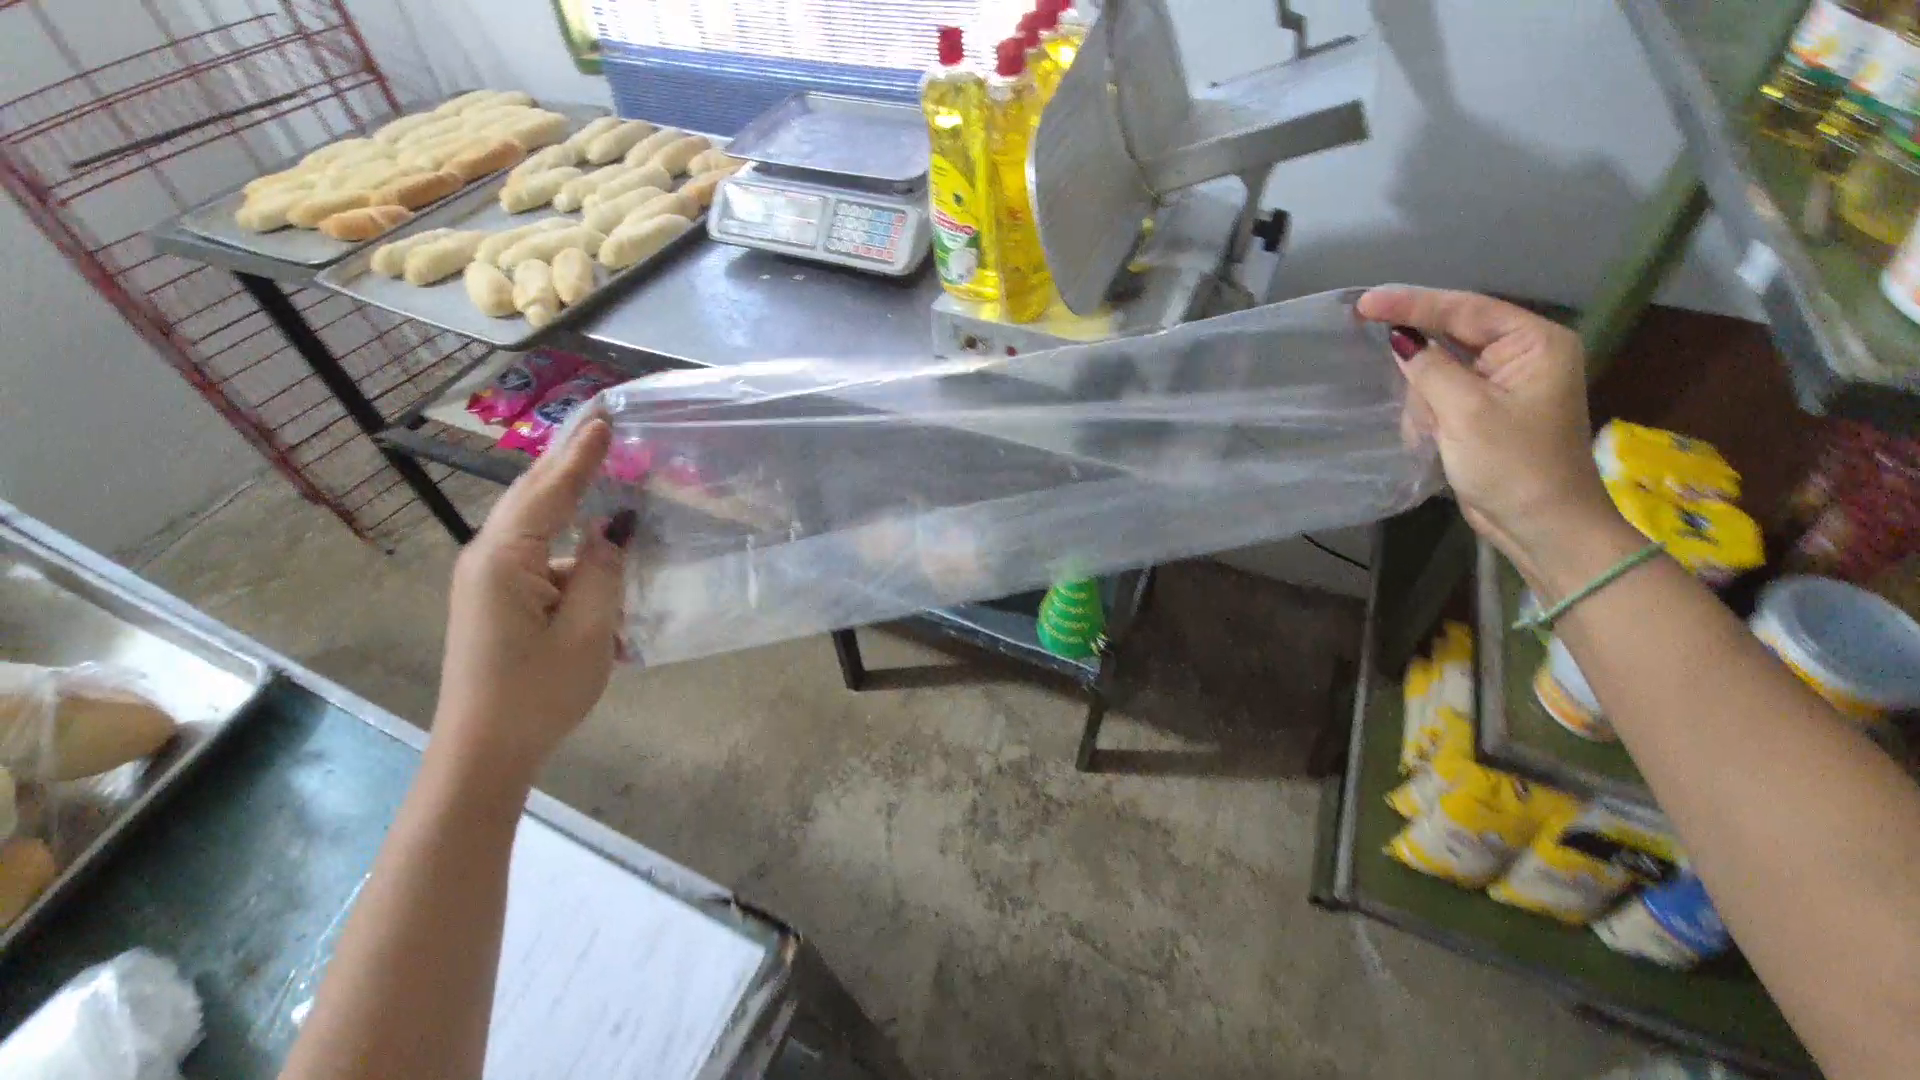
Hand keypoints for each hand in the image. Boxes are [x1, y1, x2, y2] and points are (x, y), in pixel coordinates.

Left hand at [432, 417, 631, 781]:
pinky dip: (569, 551)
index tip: (604, 419)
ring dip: (569, 506)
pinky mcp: (497, 604)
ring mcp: (489, 583)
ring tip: (600, 473)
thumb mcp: (588, 632)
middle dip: (566, 462)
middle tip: (597, 426)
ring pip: (537, 531)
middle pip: (532, 498)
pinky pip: (539, 562)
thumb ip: (603, 571)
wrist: (483, 753)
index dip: (580, 455)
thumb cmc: (537, 693)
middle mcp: (488, 560)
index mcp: (504, 559)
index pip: (548, 491)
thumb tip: (613, 529)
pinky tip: (596, 555)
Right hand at [1356, 287, 1619, 579]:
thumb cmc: (1513, 466)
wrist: (1543, 527)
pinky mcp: (1488, 411)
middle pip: (1453, 337)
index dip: (1411, 303)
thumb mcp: (1465, 412)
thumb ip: (1429, 368)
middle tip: (1392, 379)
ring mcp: (1506, 384)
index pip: (1465, 309)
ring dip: (1426, 401)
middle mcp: (1524, 354)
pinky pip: (1444, 396)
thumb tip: (1398, 338)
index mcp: (1535, 343)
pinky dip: (1430, 415)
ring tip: (1433, 434)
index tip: (1364, 303)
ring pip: (1441, 370)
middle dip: (1422, 367)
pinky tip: (1432, 439)